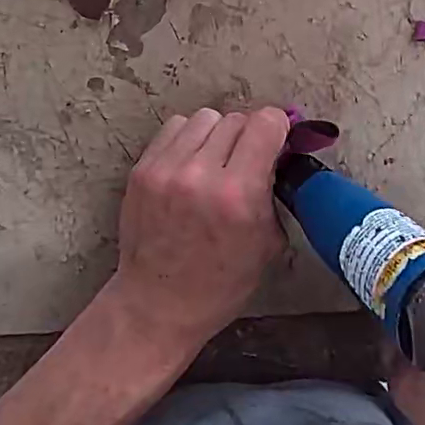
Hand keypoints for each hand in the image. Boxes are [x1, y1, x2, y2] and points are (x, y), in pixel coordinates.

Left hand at [109, 107, 288, 348]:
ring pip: (207, 117)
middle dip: (250, 135)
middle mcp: (201, 175)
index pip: (266, 123)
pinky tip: (193, 163)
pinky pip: (177, 127)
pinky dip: (191, 139)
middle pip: (238, 119)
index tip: (278, 142)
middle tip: (248, 161)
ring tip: (218, 161)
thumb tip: (282, 149)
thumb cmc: (222, 282)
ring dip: (219, 134)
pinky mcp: (142, 170)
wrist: (157, 307)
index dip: (278, 129)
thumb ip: (276, 187)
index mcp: (238, 195)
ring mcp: (166, 170)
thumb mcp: (269, 240)